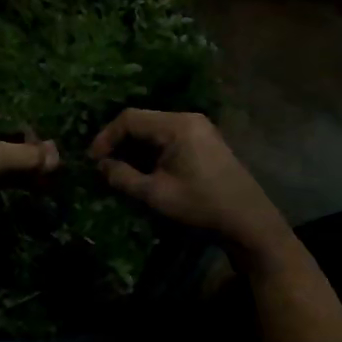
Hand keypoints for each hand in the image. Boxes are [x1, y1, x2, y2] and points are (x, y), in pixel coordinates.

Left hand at [0, 100, 59, 216]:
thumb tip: (59, 155)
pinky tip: (27, 191)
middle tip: (49, 181)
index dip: (36, 144)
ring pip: (4, 160)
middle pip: (12, 141)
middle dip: (31, 160)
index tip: (50, 168)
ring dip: (22, 173)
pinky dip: (9, 181)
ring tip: (42, 189)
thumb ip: (28, 155)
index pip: (18, 124)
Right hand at [90, 109, 293, 270]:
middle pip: (141, 121)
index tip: (92, 161)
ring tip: (118, 170)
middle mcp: (188, 119)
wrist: (249, 222)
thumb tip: (100, 166)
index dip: (105, 137)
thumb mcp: (155, 194)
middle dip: (118, 142)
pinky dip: (150, 151)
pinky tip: (142, 171)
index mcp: (177, 125)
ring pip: (153, 130)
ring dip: (133, 148)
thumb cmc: (201, 206)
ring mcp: (198, 129)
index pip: (129, 119)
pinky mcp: (203, 142)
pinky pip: (167, 138)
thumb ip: (122, 177)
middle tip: (102, 166)